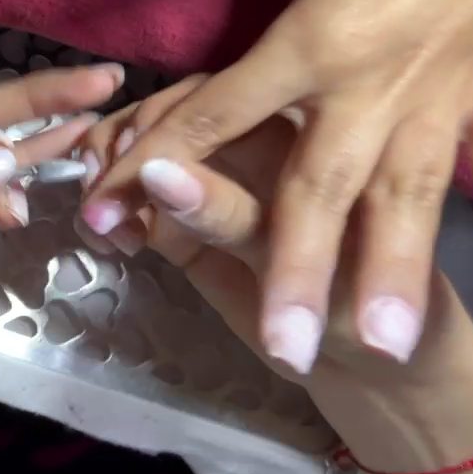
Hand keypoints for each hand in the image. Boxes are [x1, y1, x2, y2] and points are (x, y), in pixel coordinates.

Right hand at [90, 106, 472, 473]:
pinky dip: (111, 212)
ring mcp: (209, 178)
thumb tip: (154, 171)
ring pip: (138, 153)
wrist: (375, 372)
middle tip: (96, 195)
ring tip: (97, 219)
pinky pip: (133, 200)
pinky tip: (103, 237)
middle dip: (118, 148)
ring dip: (108, 178)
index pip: (208, 100)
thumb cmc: (375, 307)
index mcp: (291, 126)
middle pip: (159, 119)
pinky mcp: (183, 218)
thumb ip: (228, 213)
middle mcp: (245, 141)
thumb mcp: (306, 255)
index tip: (120, 164)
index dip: (154, 125)